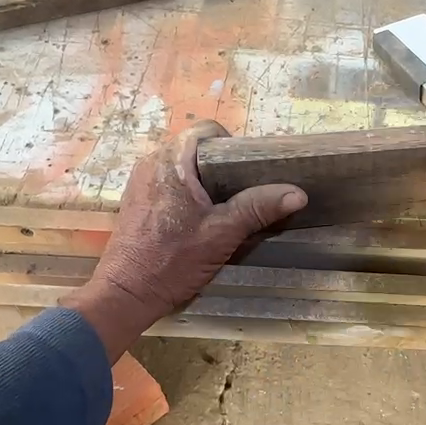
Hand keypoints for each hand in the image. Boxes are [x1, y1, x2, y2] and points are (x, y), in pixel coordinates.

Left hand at [62, 121, 306, 358]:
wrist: (127, 293)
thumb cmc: (173, 260)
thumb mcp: (223, 233)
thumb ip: (259, 208)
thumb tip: (298, 193)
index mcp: (171, 161)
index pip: (207, 131)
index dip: (234, 144)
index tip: (250, 170)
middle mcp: (152, 162)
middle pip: (196, 149)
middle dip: (223, 167)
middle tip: (246, 192)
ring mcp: (141, 182)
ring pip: (184, 168)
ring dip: (207, 182)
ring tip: (228, 207)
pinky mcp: (138, 201)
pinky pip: (171, 184)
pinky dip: (190, 194)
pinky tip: (202, 219)